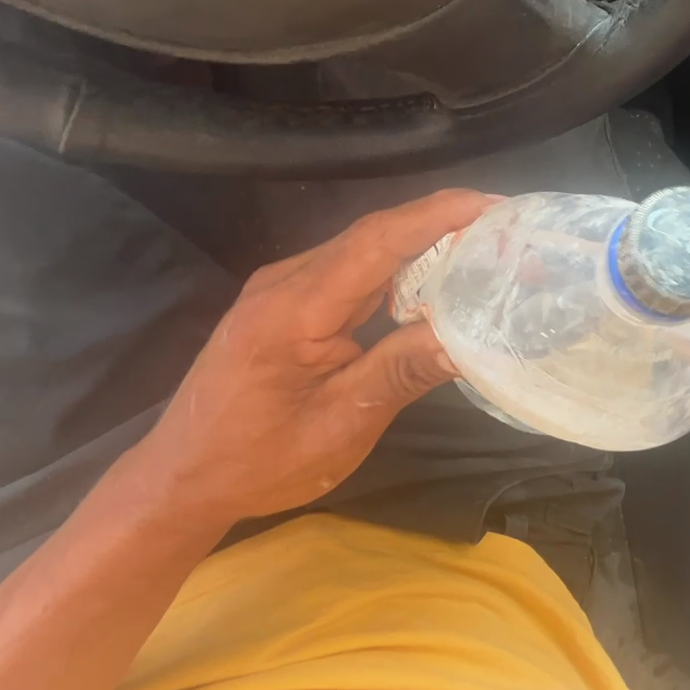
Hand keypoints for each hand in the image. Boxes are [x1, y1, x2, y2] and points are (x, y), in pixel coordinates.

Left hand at [131, 189, 497, 524]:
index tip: (496, 208)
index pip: (378, 241)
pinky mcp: (291, 300)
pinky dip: (405, 265)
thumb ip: (404, 370)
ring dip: (429, 242)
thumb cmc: (258, 461)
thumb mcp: (342, 424)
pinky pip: (357, 267)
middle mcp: (287, 282)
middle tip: (510, 234)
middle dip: (447, 223)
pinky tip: (439, 279)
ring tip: (489, 250)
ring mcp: (286, 287)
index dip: (440, 215)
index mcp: (295, 309)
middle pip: (377, 233)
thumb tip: (473, 334)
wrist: (179, 481)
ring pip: (369, 246)